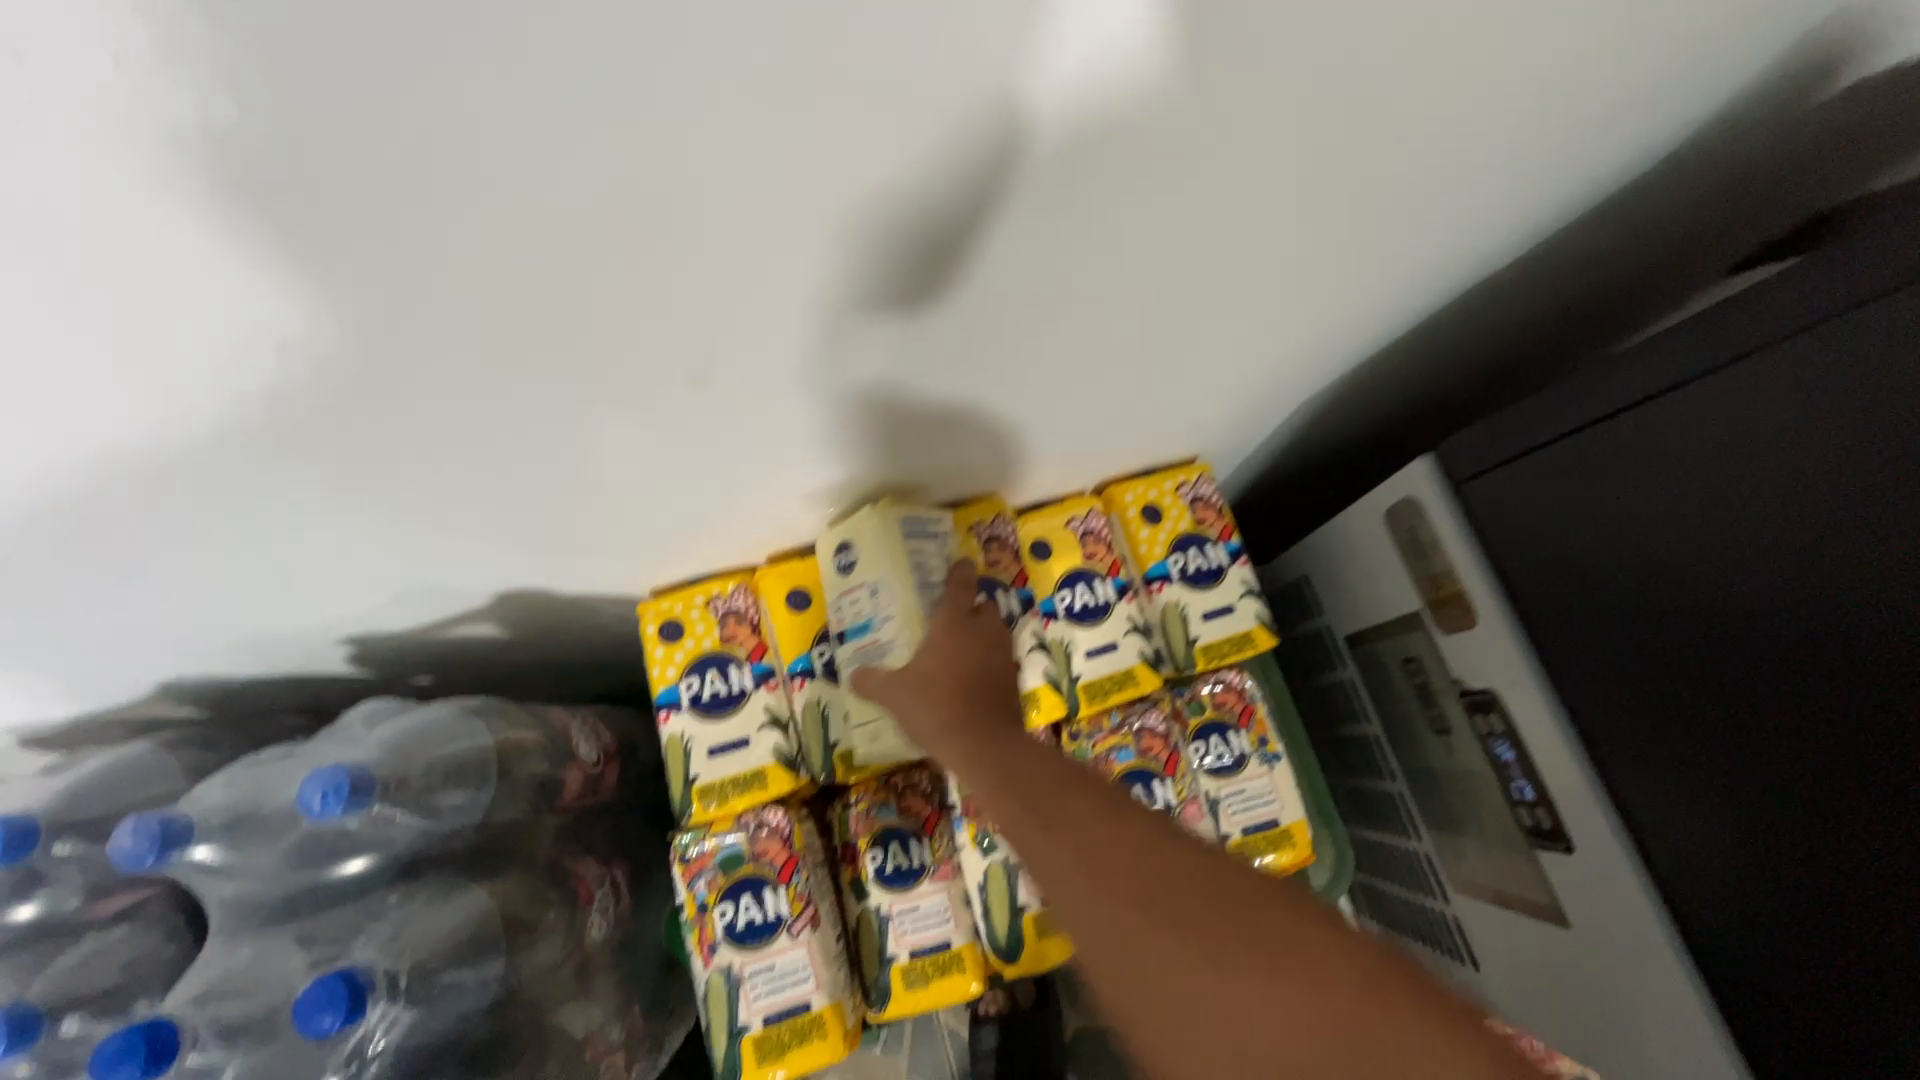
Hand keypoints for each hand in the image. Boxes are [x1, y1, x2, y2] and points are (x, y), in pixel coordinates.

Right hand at [849, 560, 1025, 768]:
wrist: (984, 744)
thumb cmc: (935, 707)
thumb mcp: (894, 695)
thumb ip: (872, 681)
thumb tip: (852, 676)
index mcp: (954, 622)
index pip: (960, 584)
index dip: (960, 571)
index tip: (960, 562)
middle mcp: (983, 630)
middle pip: (984, 605)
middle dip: (973, 607)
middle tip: (952, 618)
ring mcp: (1003, 654)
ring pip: (996, 632)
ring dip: (983, 635)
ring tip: (961, 649)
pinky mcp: (1013, 678)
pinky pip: (1001, 660)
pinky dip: (990, 663)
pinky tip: (974, 678)